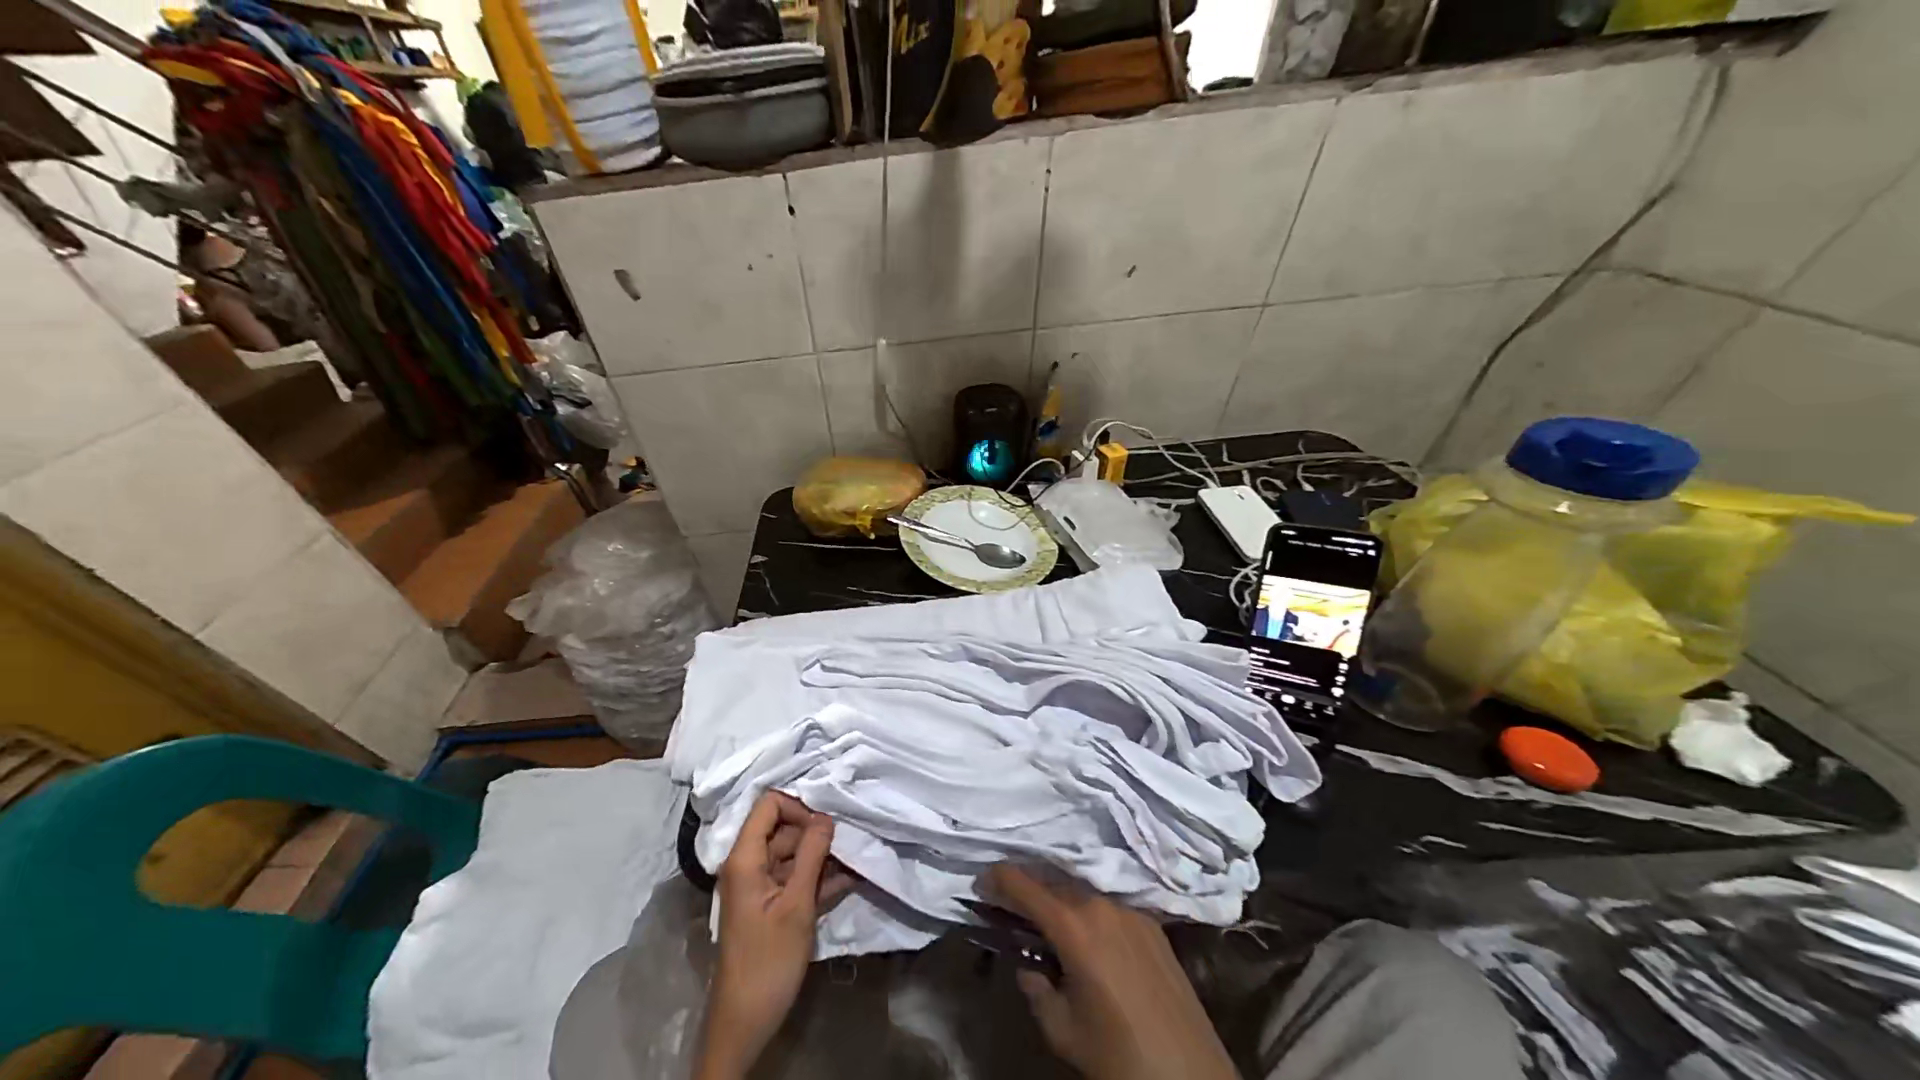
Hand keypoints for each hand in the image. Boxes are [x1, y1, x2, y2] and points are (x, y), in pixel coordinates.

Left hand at [694, 792, 853, 1079]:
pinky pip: (797, 878)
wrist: (747, 1019)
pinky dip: (820, 877)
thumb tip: (826, 816)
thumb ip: (812, 855)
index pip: (768, 806)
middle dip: (817, 833)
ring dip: (824, 856)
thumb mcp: (796, 905)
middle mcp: (749, 865)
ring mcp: (761, 885)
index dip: (798, 806)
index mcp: (745, 859)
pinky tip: (850, 878)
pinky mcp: (772, 905)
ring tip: (858, 858)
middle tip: (852, 841)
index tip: (827, 822)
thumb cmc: (768, 959)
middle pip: (784, 830)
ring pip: (794, 854)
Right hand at [986, 863, 1237, 1079]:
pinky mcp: (1152, 923)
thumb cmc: (1116, 1054)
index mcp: (1074, 927)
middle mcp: (1102, 906)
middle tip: (1006, 902)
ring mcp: (1131, 910)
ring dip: (1057, 895)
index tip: (980, 884)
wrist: (1188, 1074)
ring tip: (1043, 916)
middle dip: (1026, 886)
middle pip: (1053, 881)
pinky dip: (1087, 907)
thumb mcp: (1060, 1028)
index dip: (997, 879)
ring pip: (1082, 889)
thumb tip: (1027, 963)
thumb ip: (1035, 986)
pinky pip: (1109, 903)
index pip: (1024, 885)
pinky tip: (1085, 930)